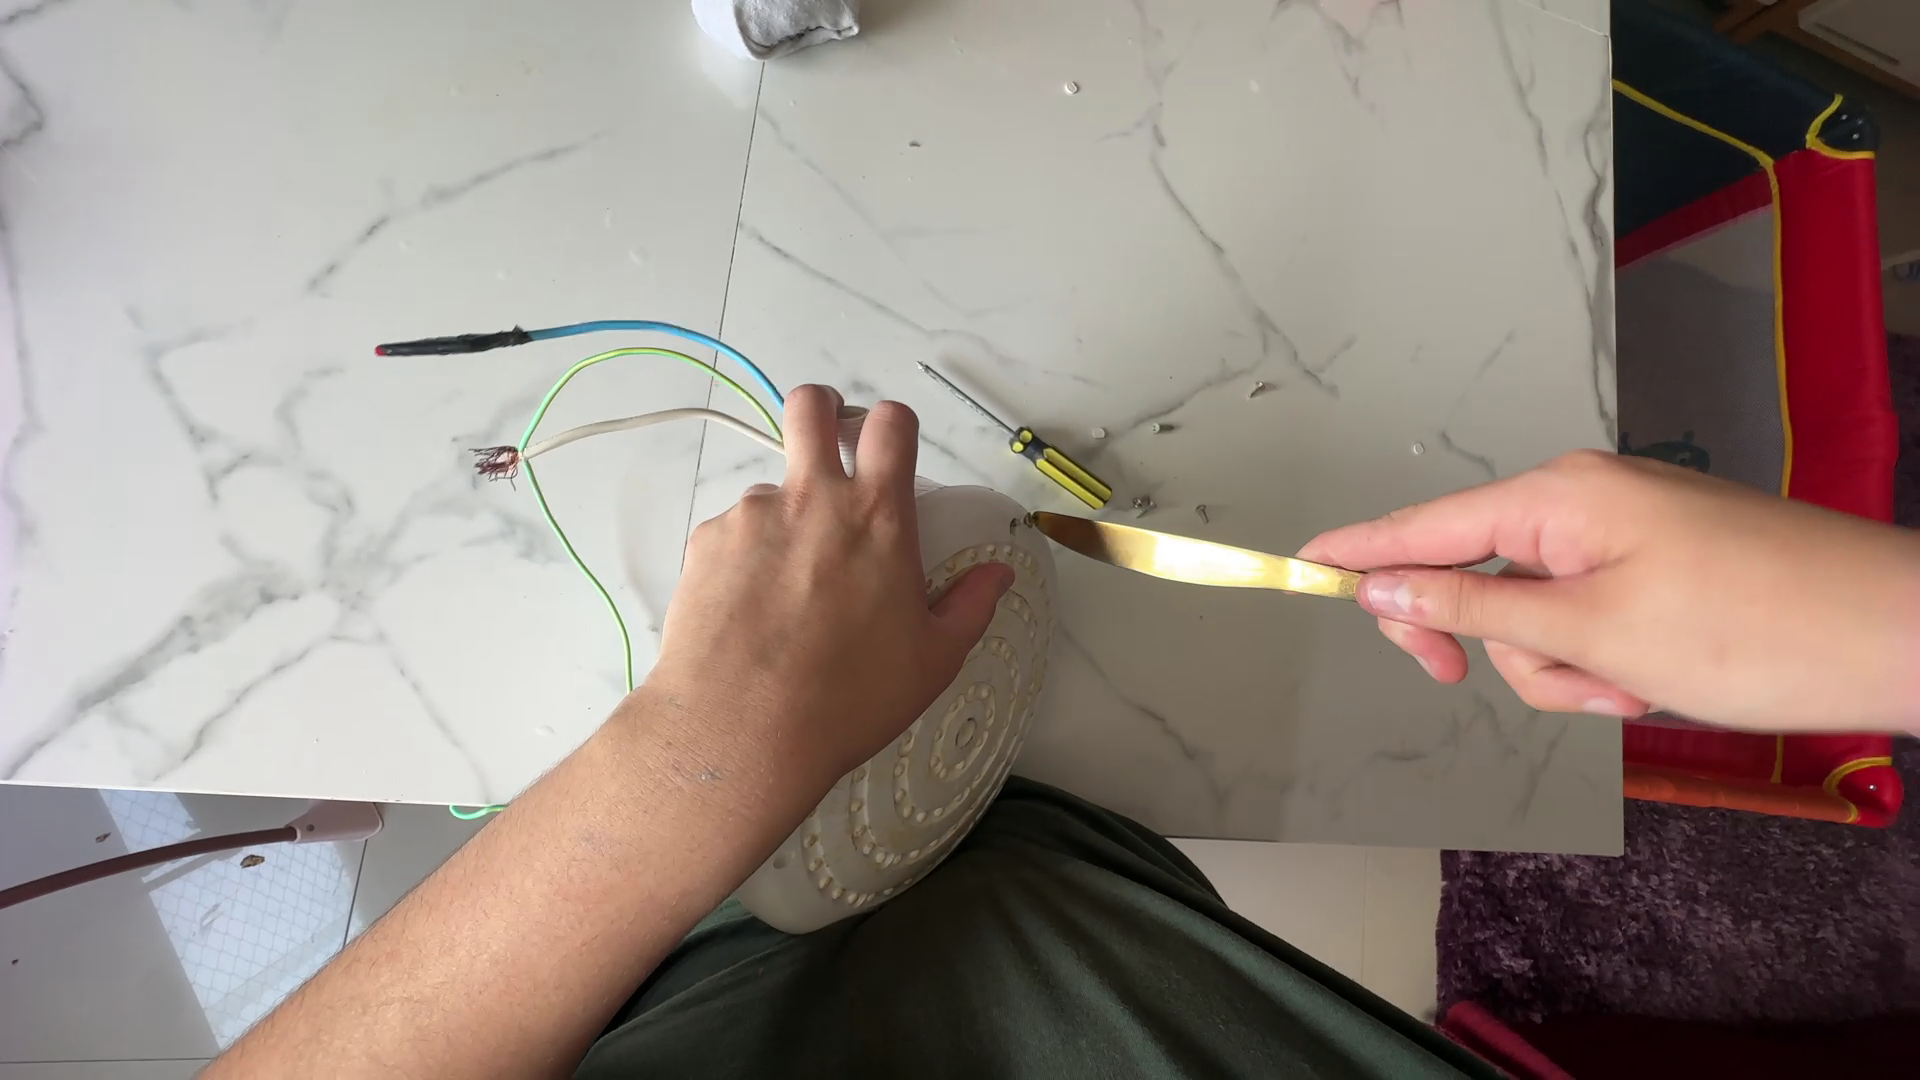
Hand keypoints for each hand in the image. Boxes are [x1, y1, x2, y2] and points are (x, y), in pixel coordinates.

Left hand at [644, 385, 1012, 792]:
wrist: (741, 732)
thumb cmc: (851, 696)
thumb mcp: (933, 659)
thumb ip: (971, 605)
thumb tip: (999, 574)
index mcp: (876, 516)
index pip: (890, 423)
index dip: (893, 424)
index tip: (889, 451)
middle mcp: (811, 498)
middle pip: (809, 407)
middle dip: (822, 410)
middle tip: (829, 451)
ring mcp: (751, 516)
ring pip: (772, 489)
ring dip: (786, 517)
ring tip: (787, 589)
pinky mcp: (705, 543)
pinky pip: (733, 532)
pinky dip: (747, 556)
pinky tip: (750, 611)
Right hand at [1298, 450, 1919, 731]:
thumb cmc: (1753, 632)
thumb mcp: (1589, 632)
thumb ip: (1466, 608)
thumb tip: (1374, 588)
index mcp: (1550, 499)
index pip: (1417, 527)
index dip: (1352, 550)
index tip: (1297, 564)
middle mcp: (1566, 503)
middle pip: (1459, 571)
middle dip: (1467, 634)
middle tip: (1453, 679)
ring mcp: (1603, 532)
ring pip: (1515, 609)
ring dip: (1545, 662)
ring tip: (1616, 690)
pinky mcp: (1633, 562)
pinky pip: (1564, 613)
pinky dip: (1581, 657)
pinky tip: (1635, 683)